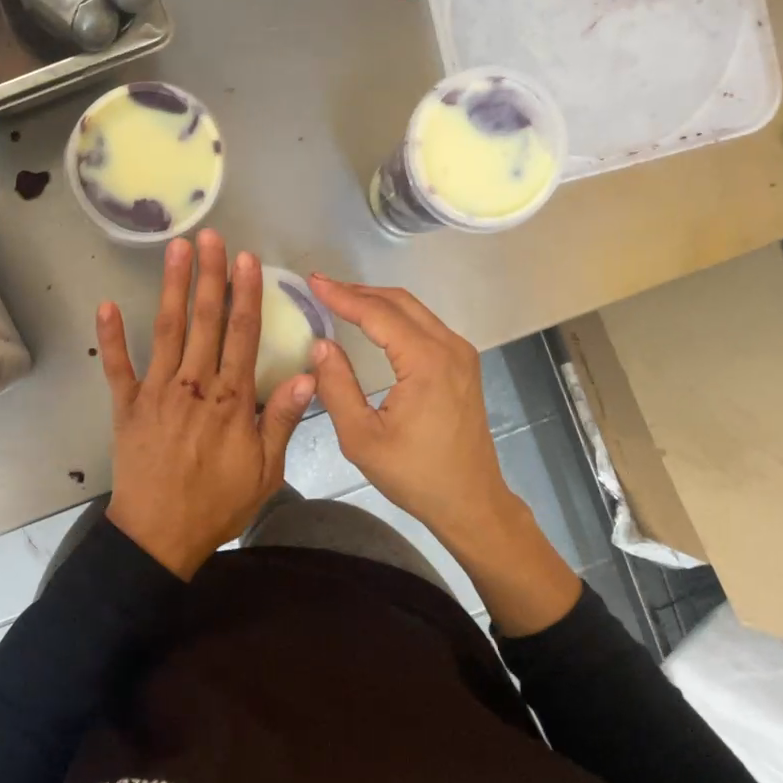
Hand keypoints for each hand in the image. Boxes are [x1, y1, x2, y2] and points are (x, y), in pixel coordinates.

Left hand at [98, 231, 314, 579]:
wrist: (160, 535)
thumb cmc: (217, 505)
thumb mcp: (265, 471)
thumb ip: (283, 421)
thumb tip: (309, 375)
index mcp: (232, 400)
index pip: (243, 335)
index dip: (246, 294)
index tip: (247, 259)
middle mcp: (195, 385)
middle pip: (206, 321)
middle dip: (209, 275)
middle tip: (209, 235)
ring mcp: (157, 393)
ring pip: (166, 330)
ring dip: (171, 287)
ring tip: (175, 249)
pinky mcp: (126, 407)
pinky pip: (117, 367)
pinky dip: (110, 337)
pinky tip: (105, 305)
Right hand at [307, 275, 579, 635]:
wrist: (470, 500)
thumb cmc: (414, 474)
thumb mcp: (361, 437)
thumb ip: (337, 387)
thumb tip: (320, 345)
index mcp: (426, 362)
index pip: (378, 314)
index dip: (342, 297)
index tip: (313, 282)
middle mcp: (449, 348)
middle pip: (400, 302)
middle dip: (359, 292)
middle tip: (321, 288)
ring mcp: (461, 355)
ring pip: (415, 311)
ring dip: (377, 302)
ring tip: (340, 301)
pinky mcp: (462, 366)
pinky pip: (425, 327)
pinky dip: (395, 318)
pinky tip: (372, 325)